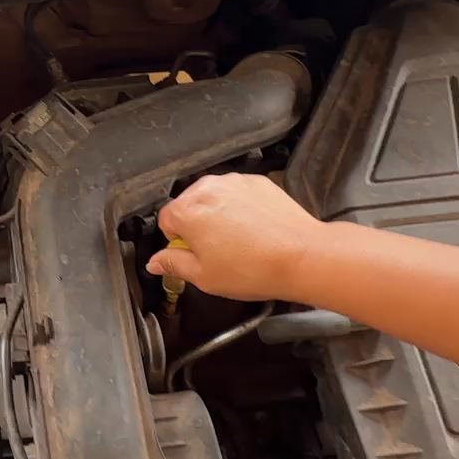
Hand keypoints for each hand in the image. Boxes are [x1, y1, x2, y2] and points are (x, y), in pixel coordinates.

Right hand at [146, 173, 324, 301]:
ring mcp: (233, 181)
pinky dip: (242, 207)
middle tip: (217, 251)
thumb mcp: (204, 277)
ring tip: (240, 241)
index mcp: (187, 211)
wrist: (302, 256)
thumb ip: (174, 264)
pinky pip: (238, 193)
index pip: (166, 220)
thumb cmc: (254, 268)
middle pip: (189, 205)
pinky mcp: (256, 181)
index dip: (178, 241)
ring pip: (214, 198)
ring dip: (219, 214)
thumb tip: (156, 262)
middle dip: (198, 225)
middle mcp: (207, 188)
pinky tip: (255, 230)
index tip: (194, 254)